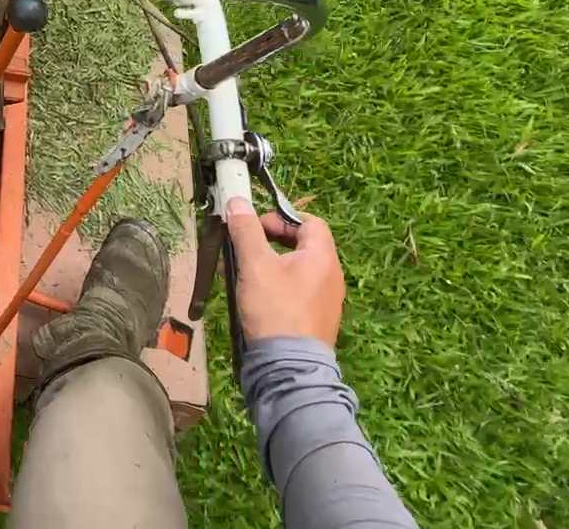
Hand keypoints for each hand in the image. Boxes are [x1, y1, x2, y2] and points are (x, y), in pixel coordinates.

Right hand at [224, 196, 345, 347]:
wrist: (289, 367)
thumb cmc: (274, 309)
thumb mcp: (254, 265)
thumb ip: (246, 230)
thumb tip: (238, 201)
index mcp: (322, 258)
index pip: (310, 222)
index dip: (281, 217)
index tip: (256, 225)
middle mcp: (330, 275)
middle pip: (302, 243)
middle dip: (270, 238)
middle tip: (245, 244)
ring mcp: (325, 298)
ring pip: (295, 266)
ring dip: (267, 260)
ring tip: (240, 268)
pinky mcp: (315, 316)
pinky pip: (296, 286)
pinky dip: (274, 281)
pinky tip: (251, 291)